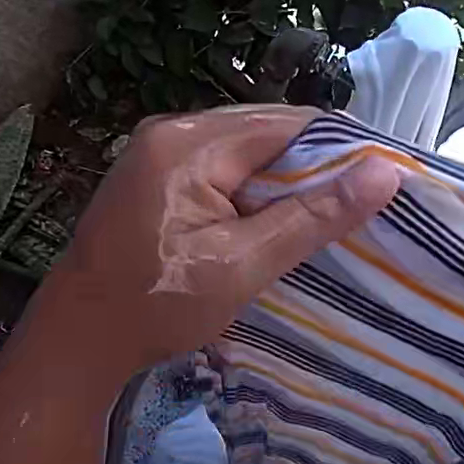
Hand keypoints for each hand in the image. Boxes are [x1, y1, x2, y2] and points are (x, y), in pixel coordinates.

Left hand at [35, 105, 398, 376]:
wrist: (78, 338)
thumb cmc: (157, 305)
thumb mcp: (242, 265)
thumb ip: (313, 217)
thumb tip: (385, 172)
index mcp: (189, 143)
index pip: (287, 125)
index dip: (339, 151)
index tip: (378, 186)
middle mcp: (169, 132)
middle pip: (262, 133)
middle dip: (309, 169)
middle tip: (352, 211)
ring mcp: (154, 153)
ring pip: (241, 153)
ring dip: (278, 183)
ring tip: (318, 220)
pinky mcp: (151, 177)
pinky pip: (216, 169)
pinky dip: (247, 192)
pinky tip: (267, 221)